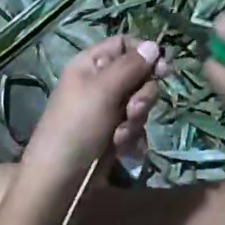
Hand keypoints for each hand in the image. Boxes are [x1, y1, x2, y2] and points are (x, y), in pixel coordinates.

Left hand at [22, 35, 163, 183]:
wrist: (61, 179)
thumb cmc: (77, 127)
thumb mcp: (103, 90)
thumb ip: (131, 66)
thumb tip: (154, 45)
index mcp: (90, 64)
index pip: (124, 44)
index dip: (144, 53)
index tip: (163, 68)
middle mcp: (99, 83)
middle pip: (138, 75)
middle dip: (141, 95)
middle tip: (132, 110)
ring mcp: (107, 109)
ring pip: (140, 103)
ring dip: (136, 120)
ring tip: (120, 136)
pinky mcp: (114, 133)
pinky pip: (136, 126)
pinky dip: (132, 137)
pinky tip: (122, 149)